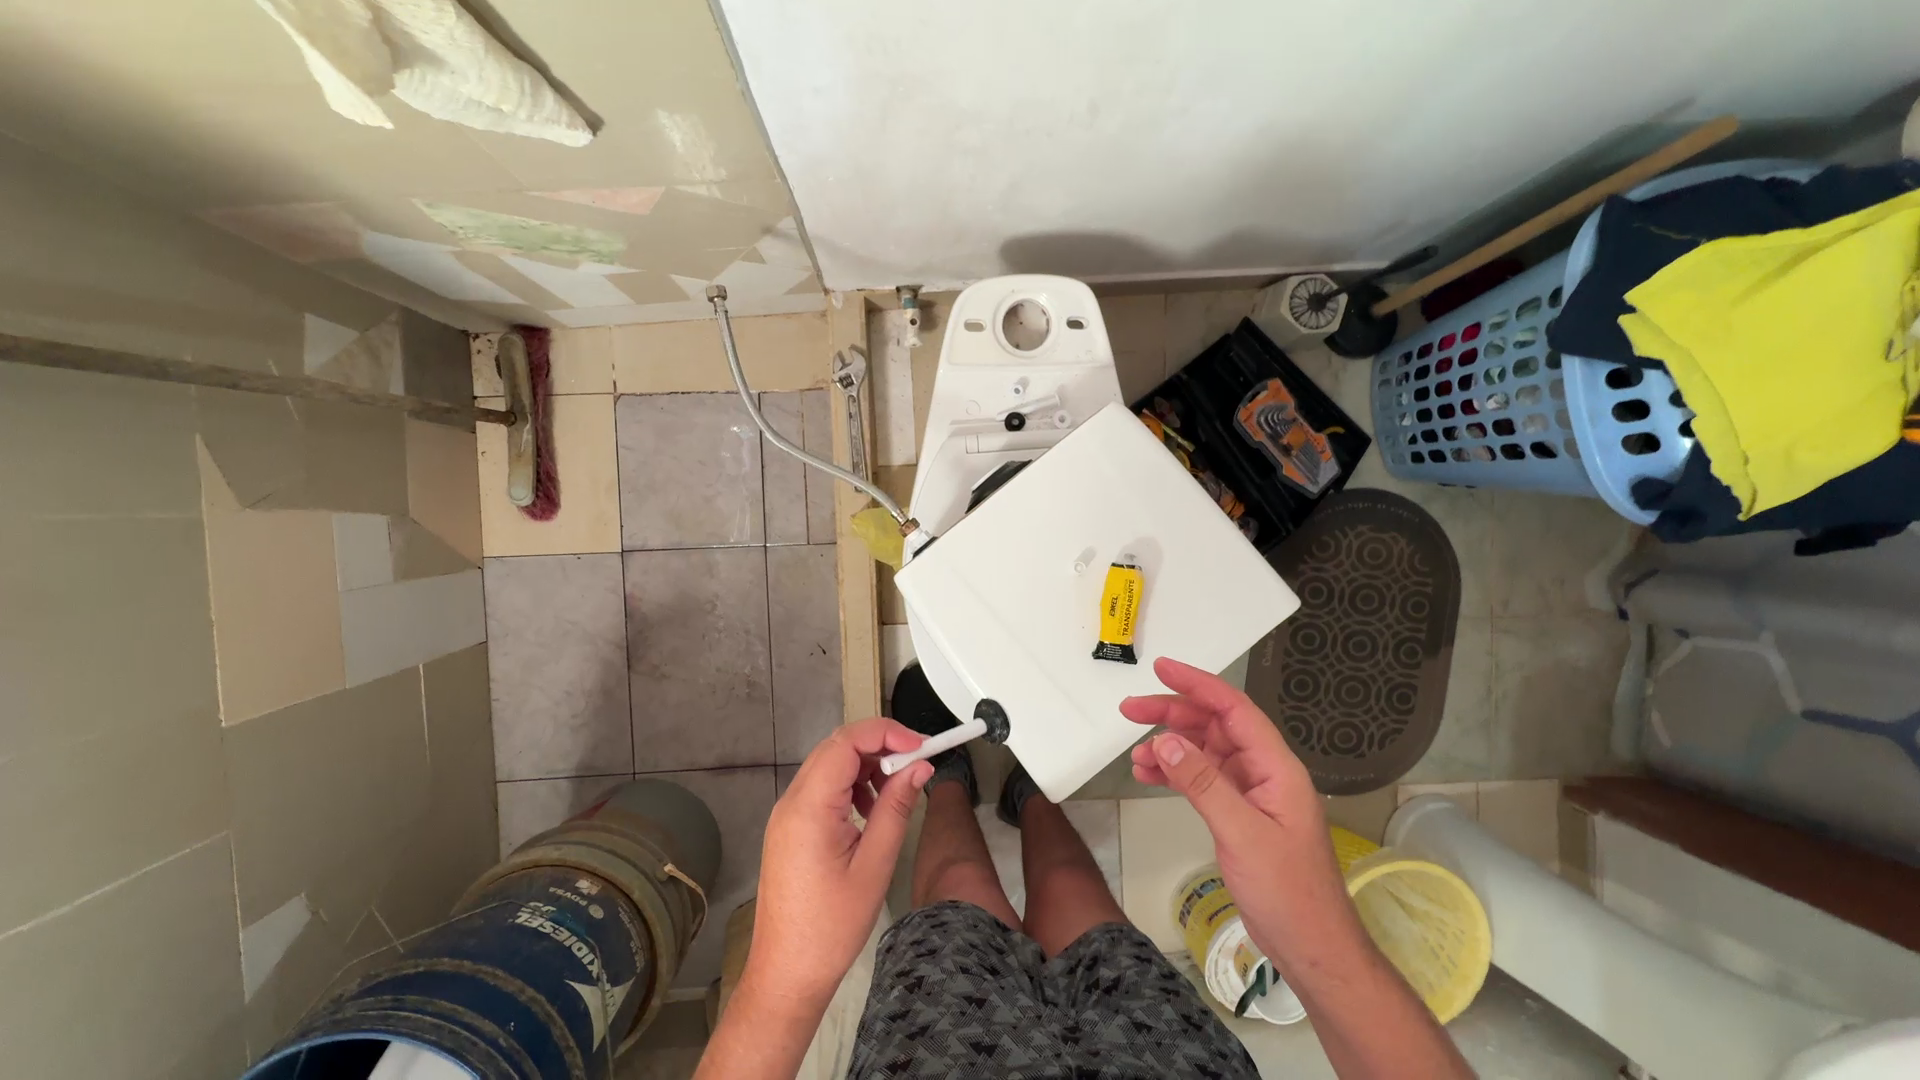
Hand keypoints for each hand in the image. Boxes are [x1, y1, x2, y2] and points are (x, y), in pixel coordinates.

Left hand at [743, 717, 932, 1006]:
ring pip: (829, 766)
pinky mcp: (789, 828)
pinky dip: (851, 786)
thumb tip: (920, 766)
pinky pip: (822, 789)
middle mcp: (791, 802)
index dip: (885, 734)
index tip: (921, 746)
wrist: (786, 973)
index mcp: (809, 808)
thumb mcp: (874, 865)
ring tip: (897, 790)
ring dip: (866, 766)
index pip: (846, 743)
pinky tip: (872, 810)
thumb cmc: (832, 927)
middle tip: (917, 760)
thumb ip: (896, 808)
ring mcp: (786, 815)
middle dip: (880, 745)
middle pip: (836, 748)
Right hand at [1120, 657, 1350, 963]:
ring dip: (1170, 748)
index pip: (1234, 710)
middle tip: (1129, 711)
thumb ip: (1203, 783)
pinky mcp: (1240, 816)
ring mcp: (1252, 794)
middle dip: (1173, 714)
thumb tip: (1165, 740)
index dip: (1198, 684)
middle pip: (1215, 727)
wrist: (1312, 946)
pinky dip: (1176, 775)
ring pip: (1205, 754)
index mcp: (1275, 767)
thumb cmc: (1287, 890)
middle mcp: (1264, 772)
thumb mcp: (1242, 833)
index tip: (1161, 669)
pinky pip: (1203, 781)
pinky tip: (1149, 776)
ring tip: (1135, 755)